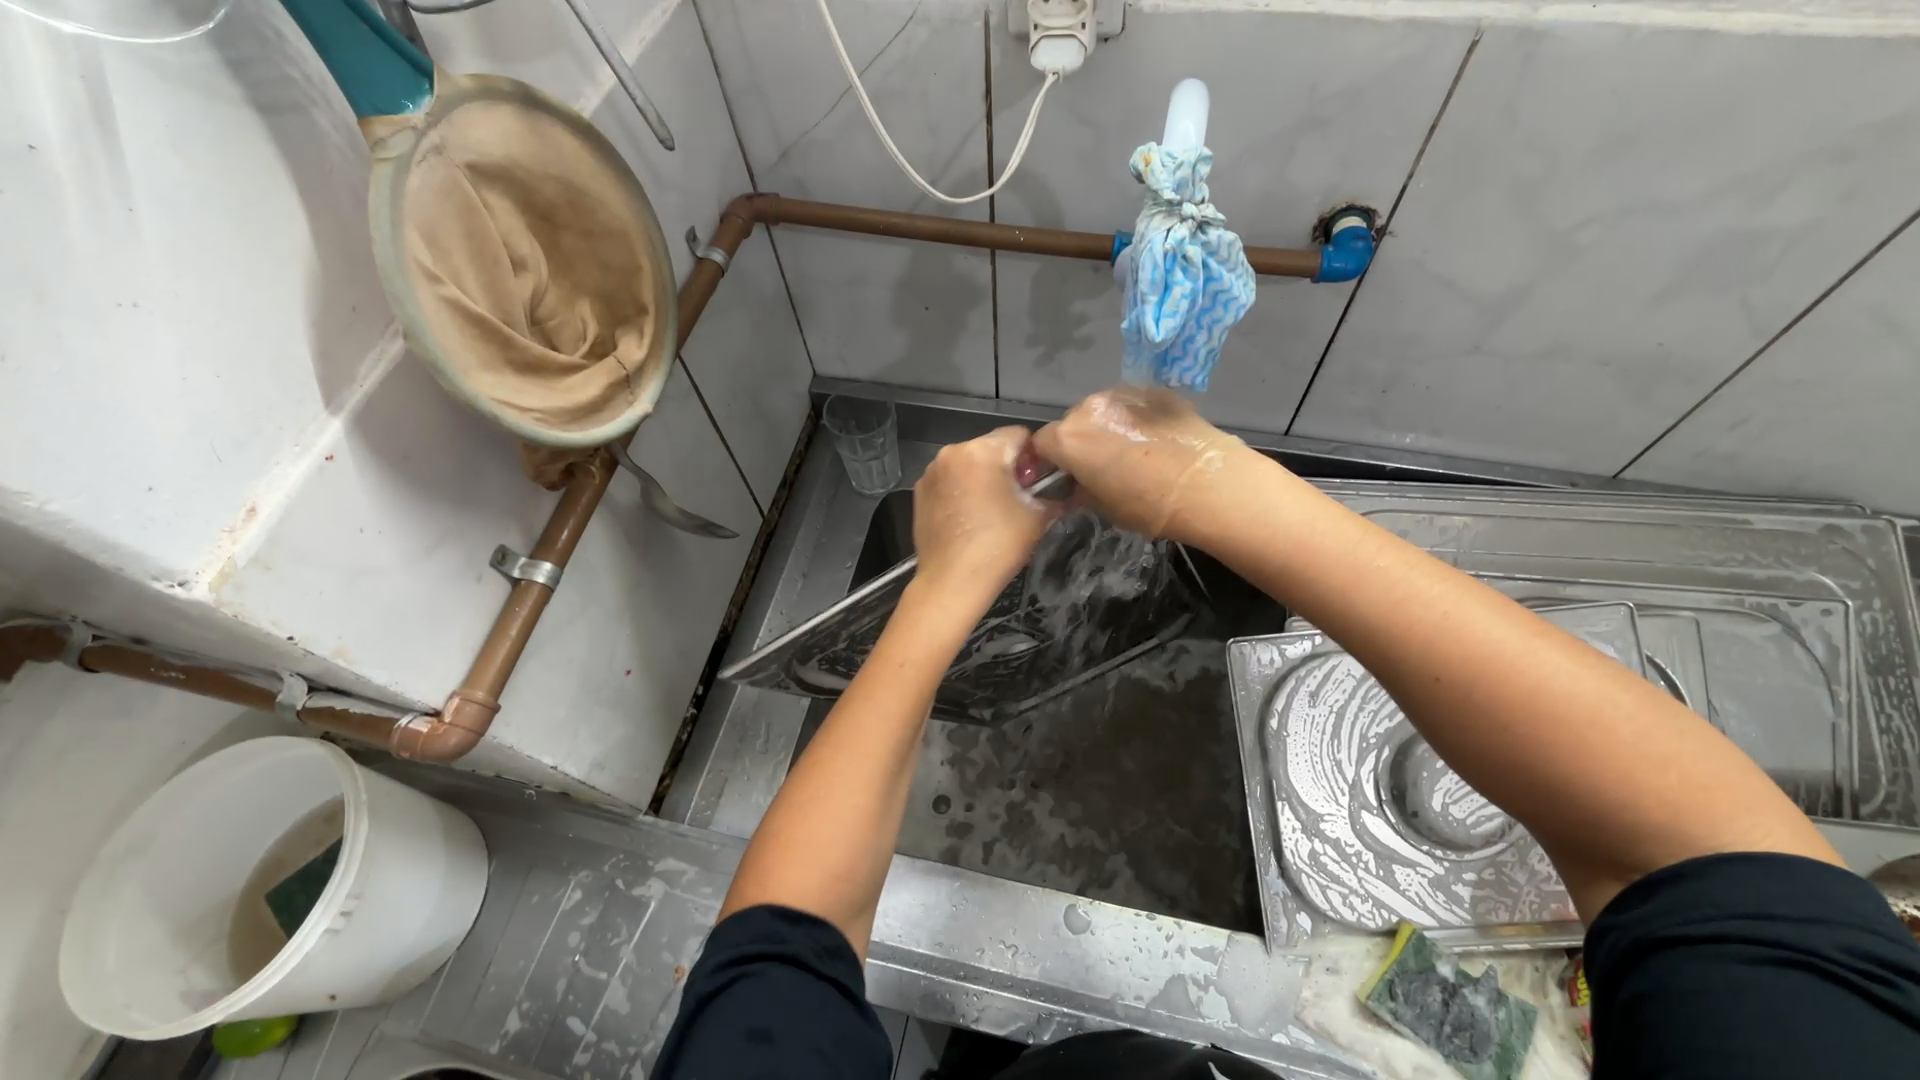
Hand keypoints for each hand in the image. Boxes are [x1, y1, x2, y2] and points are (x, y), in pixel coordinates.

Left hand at [911, 427, 1060, 610]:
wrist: (952, 581)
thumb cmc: (999, 546)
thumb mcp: (1038, 517)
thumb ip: (1054, 494)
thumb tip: (1065, 489)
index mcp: (984, 451)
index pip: (1019, 434)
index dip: (1034, 456)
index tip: (1037, 481)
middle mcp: (953, 452)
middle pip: (992, 446)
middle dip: (1007, 466)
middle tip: (1017, 498)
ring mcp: (932, 471)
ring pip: (969, 462)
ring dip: (983, 476)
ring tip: (992, 509)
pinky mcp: (920, 491)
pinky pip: (950, 479)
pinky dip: (962, 489)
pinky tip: (969, 516)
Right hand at [1032, 385, 1253, 543]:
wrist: (1208, 484)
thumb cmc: (1149, 505)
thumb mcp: (1104, 508)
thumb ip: (1080, 490)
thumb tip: (1075, 486)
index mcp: (1068, 438)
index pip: (1041, 443)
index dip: (1050, 461)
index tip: (1064, 476)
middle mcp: (1089, 408)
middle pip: (1072, 423)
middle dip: (1081, 442)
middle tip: (1102, 466)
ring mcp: (1123, 393)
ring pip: (1103, 411)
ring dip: (1109, 427)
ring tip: (1133, 451)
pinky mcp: (1154, 389)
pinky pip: (1132, 405)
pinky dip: (1135, 418)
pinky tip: (1155, 440)